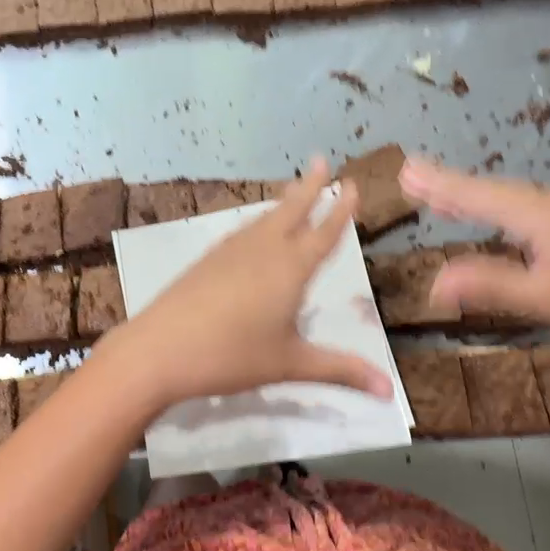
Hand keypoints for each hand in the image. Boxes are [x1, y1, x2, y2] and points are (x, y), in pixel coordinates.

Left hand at [98, 160, 394, 409]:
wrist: (159, 349)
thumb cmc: (232, 356)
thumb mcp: (291, 364)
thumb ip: (340, 371)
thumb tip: (389, 390)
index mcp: (291, 268)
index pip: (324, 233)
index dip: (341, 210)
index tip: (352, 184)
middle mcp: (263, 249)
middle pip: (291, 211)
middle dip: (309, 187)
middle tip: (320, 160)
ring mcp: (230, 251)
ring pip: (263, 219)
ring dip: (283, 203)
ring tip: (293, 192)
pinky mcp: (206, 260)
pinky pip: (241, 232)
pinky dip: (257, 223)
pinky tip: (252, 232)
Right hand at [399, 157, 549, 353]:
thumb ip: (491, 286)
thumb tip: (433, 283)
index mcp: (541, 215)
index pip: (477, 195)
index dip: (439, 185)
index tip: (404, 170)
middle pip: (494, 192)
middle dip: (452, 187)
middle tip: (413, 177)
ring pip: (515, 203)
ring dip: (477, 199)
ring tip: (444, 197)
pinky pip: (533, 214)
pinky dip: (504, 214)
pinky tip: (505, 224)